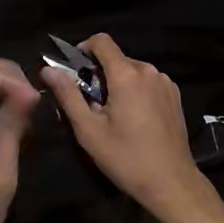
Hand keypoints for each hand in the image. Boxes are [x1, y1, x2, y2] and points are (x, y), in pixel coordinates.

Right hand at [41, 34, 220, 222]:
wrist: (171, 181)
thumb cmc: (126, 157)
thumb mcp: (89, 130)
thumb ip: (68, 95)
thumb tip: (49, 69)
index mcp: (127, 74)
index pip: (102, 41)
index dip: (84, 48)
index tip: (74, 70)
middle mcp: (149, 70)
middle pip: (117, 59)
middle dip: (100, 75)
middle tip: (90, 105)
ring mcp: (165, 81)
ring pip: (133, 71)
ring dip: (119, 84)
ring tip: (112, 116)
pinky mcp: (175, 94)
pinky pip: (148, 82)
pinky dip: (136, 91)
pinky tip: (134, 119)